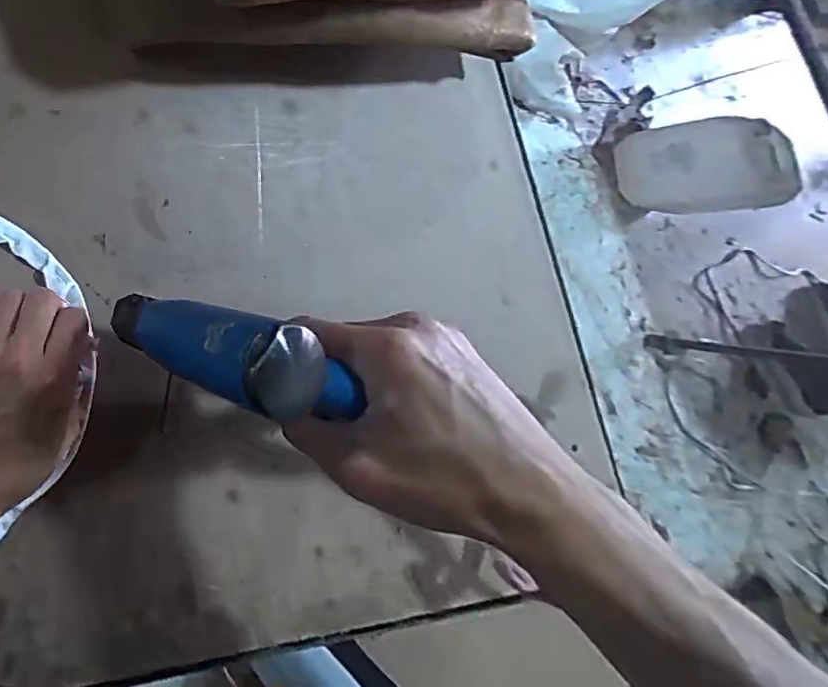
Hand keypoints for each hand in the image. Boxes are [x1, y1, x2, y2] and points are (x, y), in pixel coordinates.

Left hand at [0, 289, 91, 521]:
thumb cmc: (19, 462)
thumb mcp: (65, 432)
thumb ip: (78, 385)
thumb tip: (85, 346)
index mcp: (50, 377)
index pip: (74, 318)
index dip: (77, 324)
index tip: (71, 336)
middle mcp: (19, 354)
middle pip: (44, 298)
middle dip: (52, 309)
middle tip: (46, 329)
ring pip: (11, 295)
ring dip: (21, 307)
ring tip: (18, 328)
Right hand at [283, 313, 586, 547]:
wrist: (540, 502)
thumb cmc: (444, 481)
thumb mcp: (357, 469)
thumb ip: (306, 433)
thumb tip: (288, 410)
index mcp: (384, 343)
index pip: (311, 330)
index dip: (289, 356)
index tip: (288, 388)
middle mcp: (413, 325)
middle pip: (346, 340)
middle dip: (334, 375)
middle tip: (346, 421)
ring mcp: (446, 336)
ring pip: (378, 349)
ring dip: (367, 379)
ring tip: (387, 426)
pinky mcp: (468, 353)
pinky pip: (410, 355)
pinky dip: (398, 379)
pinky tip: (420, 421)